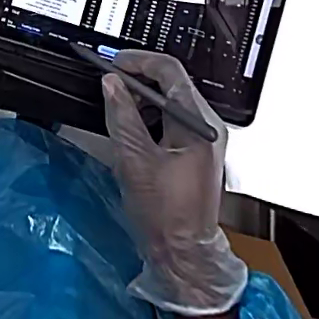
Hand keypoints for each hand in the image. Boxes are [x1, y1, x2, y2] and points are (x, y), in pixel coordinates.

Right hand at [101, 50, 248, 317]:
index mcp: (198, 123)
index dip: (138, 61)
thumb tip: (111, 83)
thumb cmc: (164, 214)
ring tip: (117, 102)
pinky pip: (172, 117)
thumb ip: (121, 115)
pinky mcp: (197, 150)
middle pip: (173, 82)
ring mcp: (204, 138)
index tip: (113, 62)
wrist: (184, 258)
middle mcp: (207, 125)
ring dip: (143, 95)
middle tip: (111, 80)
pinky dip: (150, 113)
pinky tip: (131, 123)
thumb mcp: (135, 159)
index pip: (170, 71)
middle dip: (139, 77)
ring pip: (171, 99)